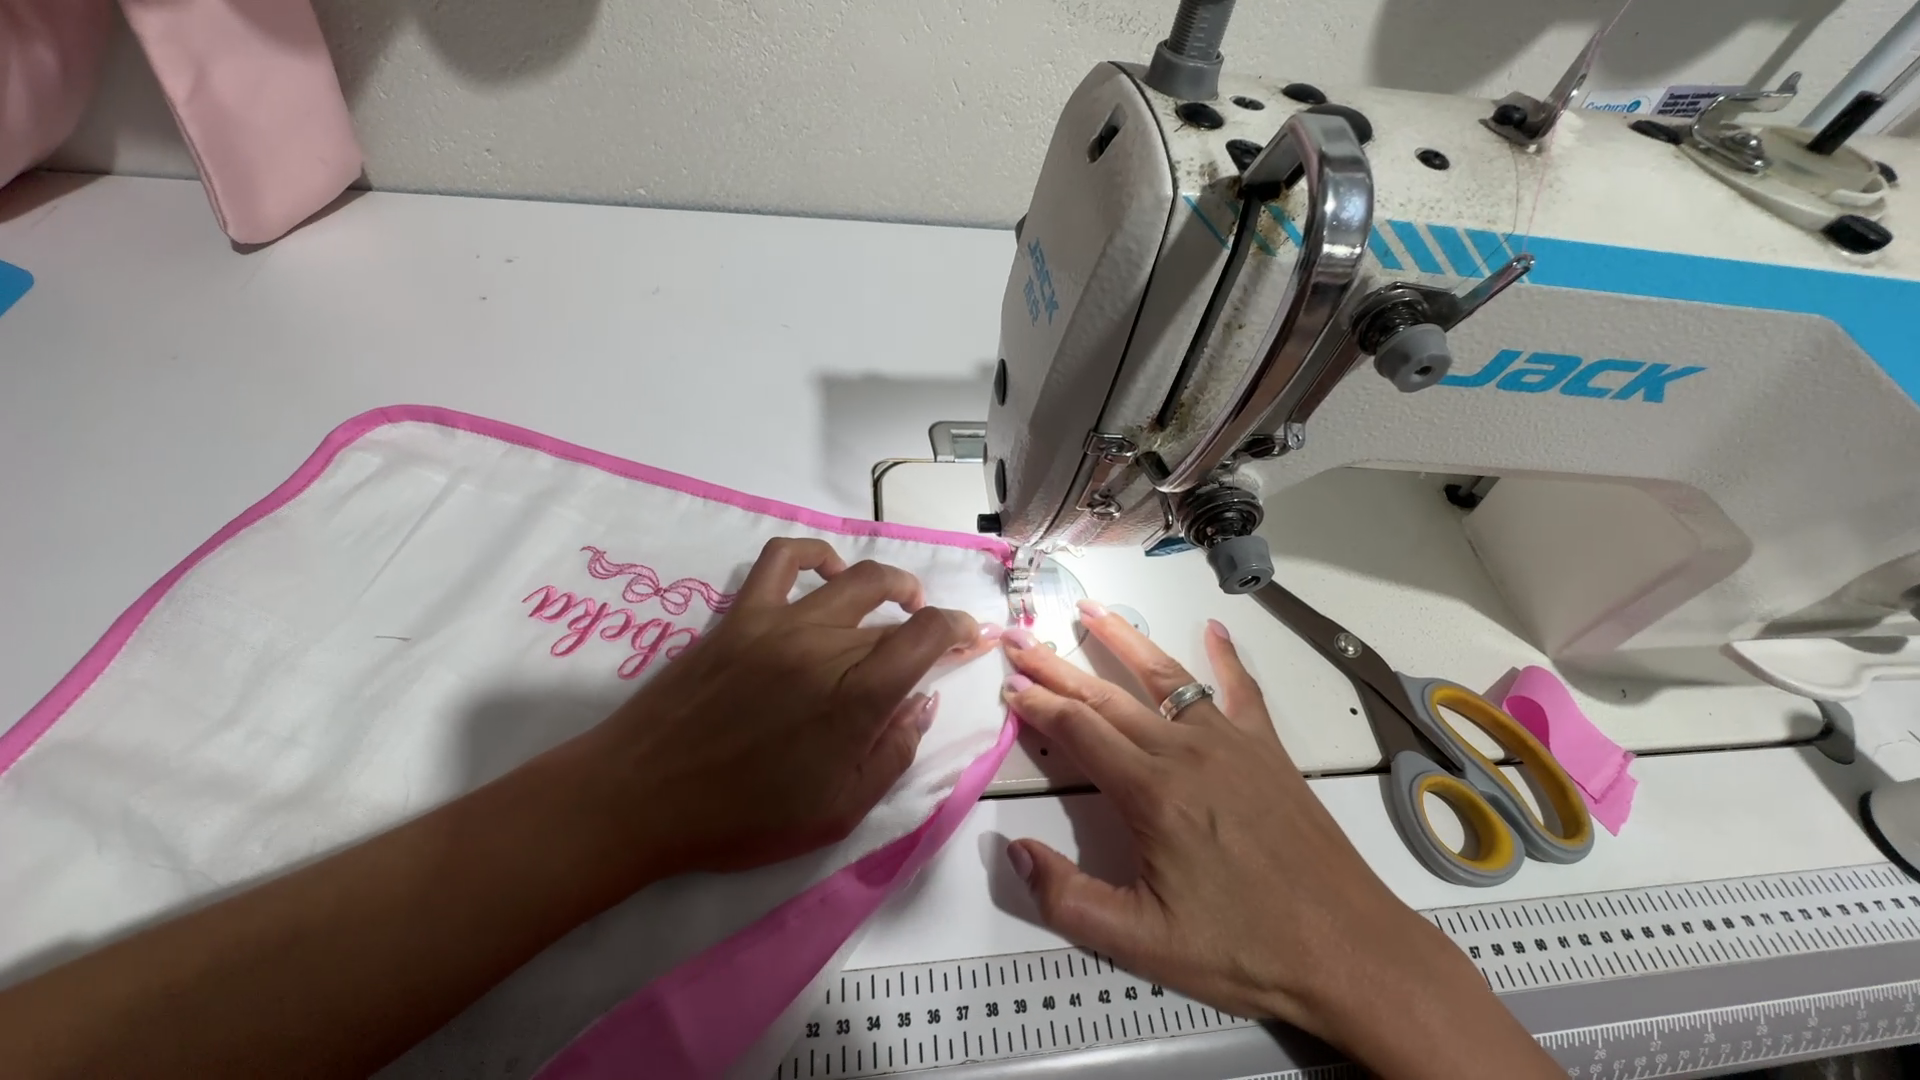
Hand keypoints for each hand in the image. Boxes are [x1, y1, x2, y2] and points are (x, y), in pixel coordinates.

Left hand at [583, 538, 997, 876]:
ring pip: (855, 579)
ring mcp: (780, 623)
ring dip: (892, 583)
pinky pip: (783, 559)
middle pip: (896, 617)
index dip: (959, 630)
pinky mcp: (739, 614)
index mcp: (856, 699)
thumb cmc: (744, 818)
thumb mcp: (839, 811)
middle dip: (928, 624)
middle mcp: (826, 647)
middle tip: (934, 641)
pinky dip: (816, 553)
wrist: (640, 797)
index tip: (969, 638)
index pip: (928, 637)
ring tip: (900, 599)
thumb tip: (922, 702)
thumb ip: (893, 753)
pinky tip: (829, 572)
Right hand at [1000, 601, 1556, 1078]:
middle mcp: (1185, 752)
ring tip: (1092, 610)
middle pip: (1108, 697)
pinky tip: (1214, 628)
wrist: (1350, 950)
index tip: (1008, 683)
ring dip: (1124, 640)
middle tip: (1021, 637)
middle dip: (1057, 665)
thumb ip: (1066, 896)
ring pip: (1166, 677)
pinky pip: (1242, 691)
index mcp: (1150, 793)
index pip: (1078, 730)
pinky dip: (1226, 657)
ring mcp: (1231, 743)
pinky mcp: (1268, 750)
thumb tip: (1011, 850)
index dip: (1037, 703)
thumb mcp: (1141, 942)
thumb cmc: (1243, 949)